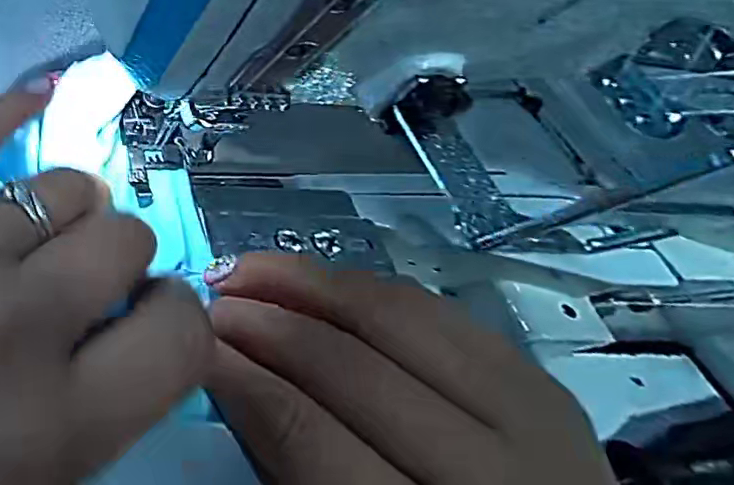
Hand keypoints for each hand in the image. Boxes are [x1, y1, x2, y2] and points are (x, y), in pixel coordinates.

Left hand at [0, 87, 213, 482]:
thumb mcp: (33, 479)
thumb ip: (105, 405)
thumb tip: (148, 320)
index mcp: (58, 419)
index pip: (180, 332)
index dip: (180, 321)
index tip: (154, 320)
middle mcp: (18, 320)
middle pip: (126, 238)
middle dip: (125, 258)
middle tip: (91, 282)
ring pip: (68, 186)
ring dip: (73, 212)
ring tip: (47, 235)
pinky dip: (15, 109)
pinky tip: (44, 89)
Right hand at [205, 253, 614, 484]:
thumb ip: (288, 458)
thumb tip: (225, 367)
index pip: (311, 436)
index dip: (241, 376)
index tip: (194, 338)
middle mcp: (498, 475)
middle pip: (353, 365)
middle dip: (265, 320)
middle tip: (212, 299)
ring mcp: (533, 421)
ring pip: (395, 315)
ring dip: (308, 281)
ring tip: (250, 269)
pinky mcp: (539, 382)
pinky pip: (433, 307)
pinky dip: (364, 288)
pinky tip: (318, 282)